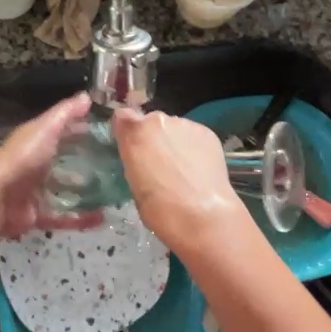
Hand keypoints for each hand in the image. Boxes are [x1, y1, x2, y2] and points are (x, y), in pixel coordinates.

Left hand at [0, 93, 102, 237]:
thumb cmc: (23, 157)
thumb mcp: (45, 128)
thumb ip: (66, 113)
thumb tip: (88, 96)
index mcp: (38, 139)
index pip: (65, 130)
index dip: (85, 128)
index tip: (112, 130)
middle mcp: (38, 163)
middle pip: (67, 160)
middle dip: (90, 161)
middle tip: (119, 162)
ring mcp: (38, 190)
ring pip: (67, 190)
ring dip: (88, 191)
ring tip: (115, 190)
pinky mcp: (39, 214)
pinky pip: (64, 216)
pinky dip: (82, 218)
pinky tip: (102, 217)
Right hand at [113, 107, 251, 255]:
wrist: (200, 214)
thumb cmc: (158, 208)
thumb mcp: (134, 184)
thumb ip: (136, 160)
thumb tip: (144, 158)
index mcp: (135, 133)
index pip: (123, 117)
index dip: (127, 131)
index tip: (132, 146)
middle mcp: (159, 121)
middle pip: (152, 123)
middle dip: (154, 138)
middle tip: (161, 163)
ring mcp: (186, 124)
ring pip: (175, 129)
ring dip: (175, 143)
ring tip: (184, 169)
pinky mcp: (207, 133)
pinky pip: (194, 137)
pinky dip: (195, 148)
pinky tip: (199, 170)